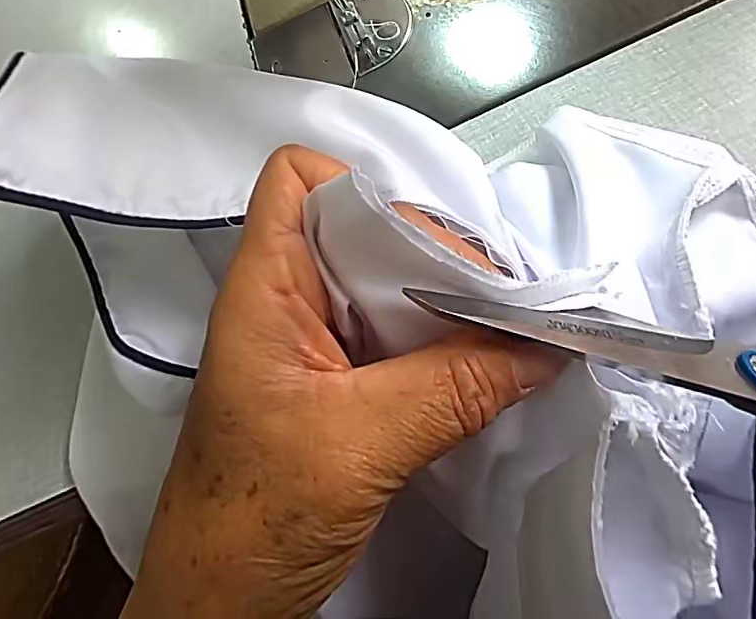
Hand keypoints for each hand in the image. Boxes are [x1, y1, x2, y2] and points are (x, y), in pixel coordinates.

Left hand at [125, 146, 563, 617]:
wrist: (222, 605)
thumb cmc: (245, 526)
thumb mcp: (360, 446)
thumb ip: (453, 389)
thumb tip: (533, 350)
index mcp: (266, 289)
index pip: (297, 178)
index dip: (353, 178)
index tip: (418, 224)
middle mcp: (288, 296)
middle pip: (357, 219)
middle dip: (422, 237)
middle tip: (481, 274)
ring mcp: (315, 332)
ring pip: (381, 270)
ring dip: (436, 285)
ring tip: (489, 307)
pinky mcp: (341, 368)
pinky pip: (394, 318)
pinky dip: (436, 325)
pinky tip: (471, 345)